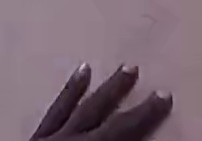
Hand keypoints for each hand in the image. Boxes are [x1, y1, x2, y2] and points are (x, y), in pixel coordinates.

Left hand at [30, 63, 172, 140]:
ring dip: (105, 89)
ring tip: (124, 69)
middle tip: (144, 72)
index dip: (146, 117)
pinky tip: (81, 71)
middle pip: (105, 117)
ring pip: (84, 107)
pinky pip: (56, 110)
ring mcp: (52, 139)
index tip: (165, 96)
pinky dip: (70, 91)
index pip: (122, 133)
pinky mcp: (36, 140)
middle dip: (128, 98)